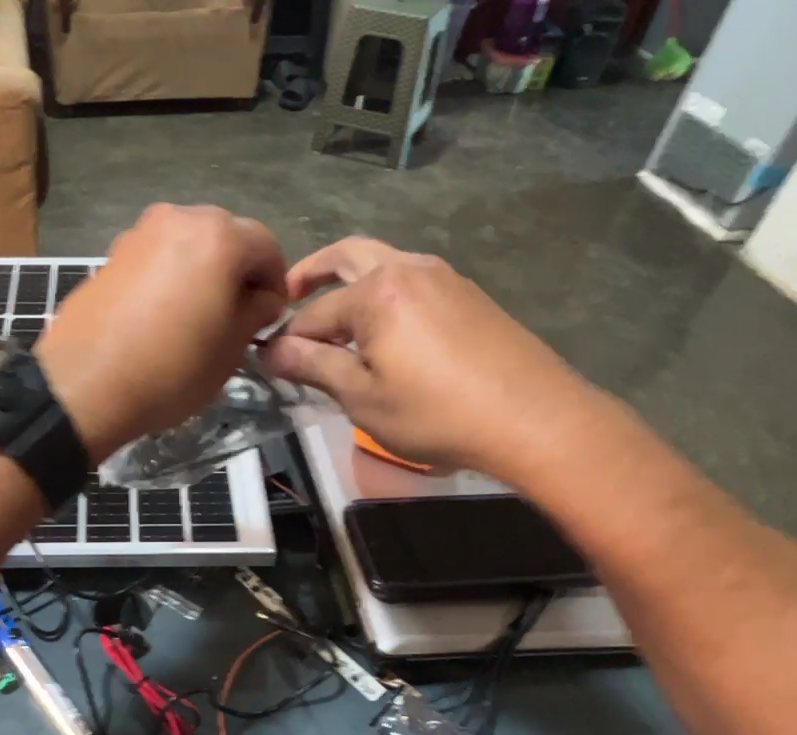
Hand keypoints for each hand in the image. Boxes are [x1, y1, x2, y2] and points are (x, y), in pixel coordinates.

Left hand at [37, 204, 287, 458]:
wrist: (84, 386)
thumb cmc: (171, 370)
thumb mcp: (230, 350)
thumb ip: (254, 313)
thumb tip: (260, 298)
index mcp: (219, 236)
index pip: (266, 247)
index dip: (274, 283)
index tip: (268, 318)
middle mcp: (179, 219)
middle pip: (224, 237)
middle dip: (236, 272)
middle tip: (234, 316)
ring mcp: (138, 233)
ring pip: (186, 245)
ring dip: (200, 273)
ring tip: (195, 318)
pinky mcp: (109, 255)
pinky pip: (154, 259)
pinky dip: (167, 278)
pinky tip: (160, 317)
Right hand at [260, 237, 606, 476]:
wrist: (531, 417)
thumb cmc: (435, 413)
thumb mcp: (363, 397)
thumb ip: (314, 366)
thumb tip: (270, 350)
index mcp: (375, 292)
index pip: (313, 313)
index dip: (285, 339)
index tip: (265, 360)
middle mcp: (408, 269)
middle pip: (347, 256)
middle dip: (311, 272)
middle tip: (287, 293)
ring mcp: (444, 277)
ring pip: (383, 264)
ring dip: (349, 281)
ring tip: (333, 316)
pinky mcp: (468, 295)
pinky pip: (411, 281)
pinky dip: (383, 294)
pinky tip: (382, 329)